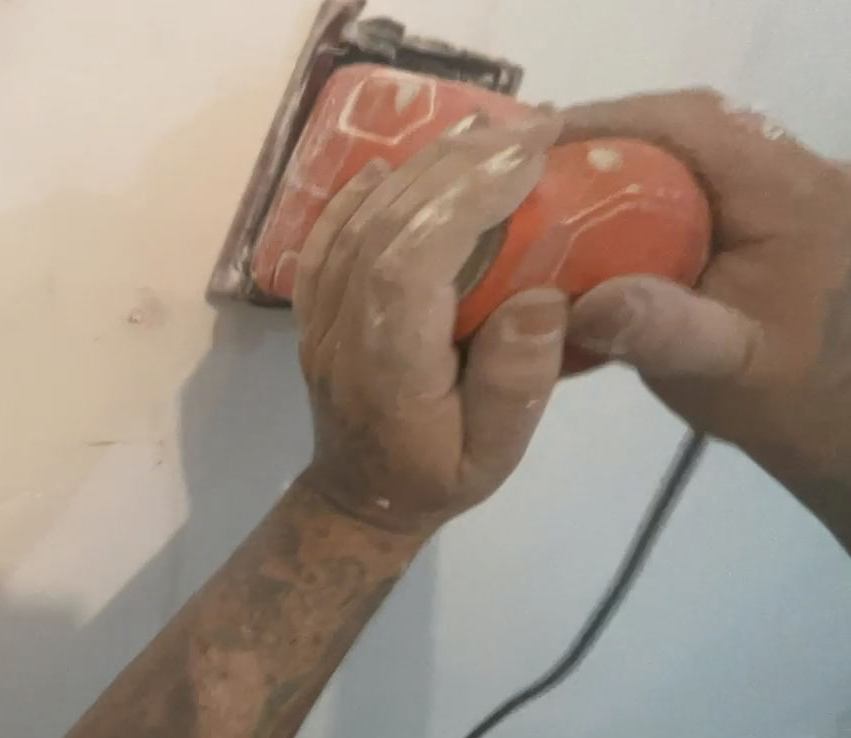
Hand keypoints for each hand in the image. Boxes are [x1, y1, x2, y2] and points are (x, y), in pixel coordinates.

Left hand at [295, 114, 566, 536]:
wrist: (359, 495)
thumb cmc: (433, 477)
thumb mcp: (492, 453)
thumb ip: (515, 382)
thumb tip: (538, 298)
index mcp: (386, 368)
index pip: (406, 266)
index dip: (461, 201)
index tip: (529, 153)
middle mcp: (339, 337)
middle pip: (378, 235)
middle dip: (451, 172)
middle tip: (527, 128)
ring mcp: (317, 327)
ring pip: (349, 235)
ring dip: (411, 176)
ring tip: (480, 134)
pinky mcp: (312, 320)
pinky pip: (321, 252)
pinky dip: (351, 204)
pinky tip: (389, 170)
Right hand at [562, 90, 850, 487]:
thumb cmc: (796, 398)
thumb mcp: (717, 368)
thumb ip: (656, 330)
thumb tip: (572, 304)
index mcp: (799, 198)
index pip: (696, 124)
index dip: (607, 120)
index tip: (528, 139)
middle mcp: (815, 178)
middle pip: (697, 131)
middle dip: (605, 140)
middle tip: (522, 173)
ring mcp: (811, 197)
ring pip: (704, 158)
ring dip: (625, 169)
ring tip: (550, 199)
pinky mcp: (799, 222)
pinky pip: (714, 188)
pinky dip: (650, 196)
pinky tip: (605, 232)